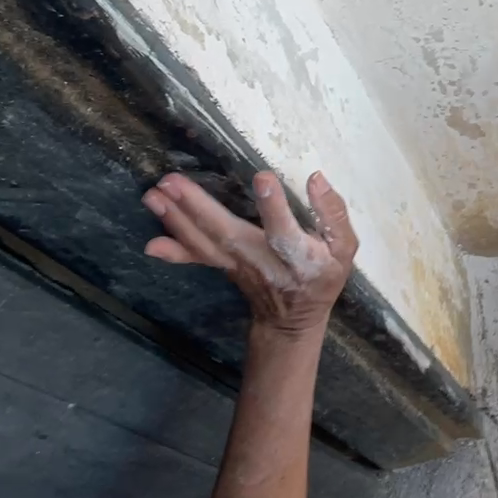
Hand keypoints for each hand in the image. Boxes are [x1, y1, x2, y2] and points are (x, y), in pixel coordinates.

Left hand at [141, 170, 357, 338]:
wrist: (294, 319)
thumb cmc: (323, 276)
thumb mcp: (345, 249)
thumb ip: (334, 215)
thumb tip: (316, 178)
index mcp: (298, 256)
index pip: (285, 231)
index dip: (274, 207)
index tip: (262, 178)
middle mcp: (263, 261)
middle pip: (229, 234)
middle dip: (199, 209)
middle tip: (172, 183)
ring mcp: (238, 266)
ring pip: (206, 243)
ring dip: (177, 220)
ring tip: (154, 195)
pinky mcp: (224, 266)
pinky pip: (198, 258)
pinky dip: (175, 252)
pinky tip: (152, 244)